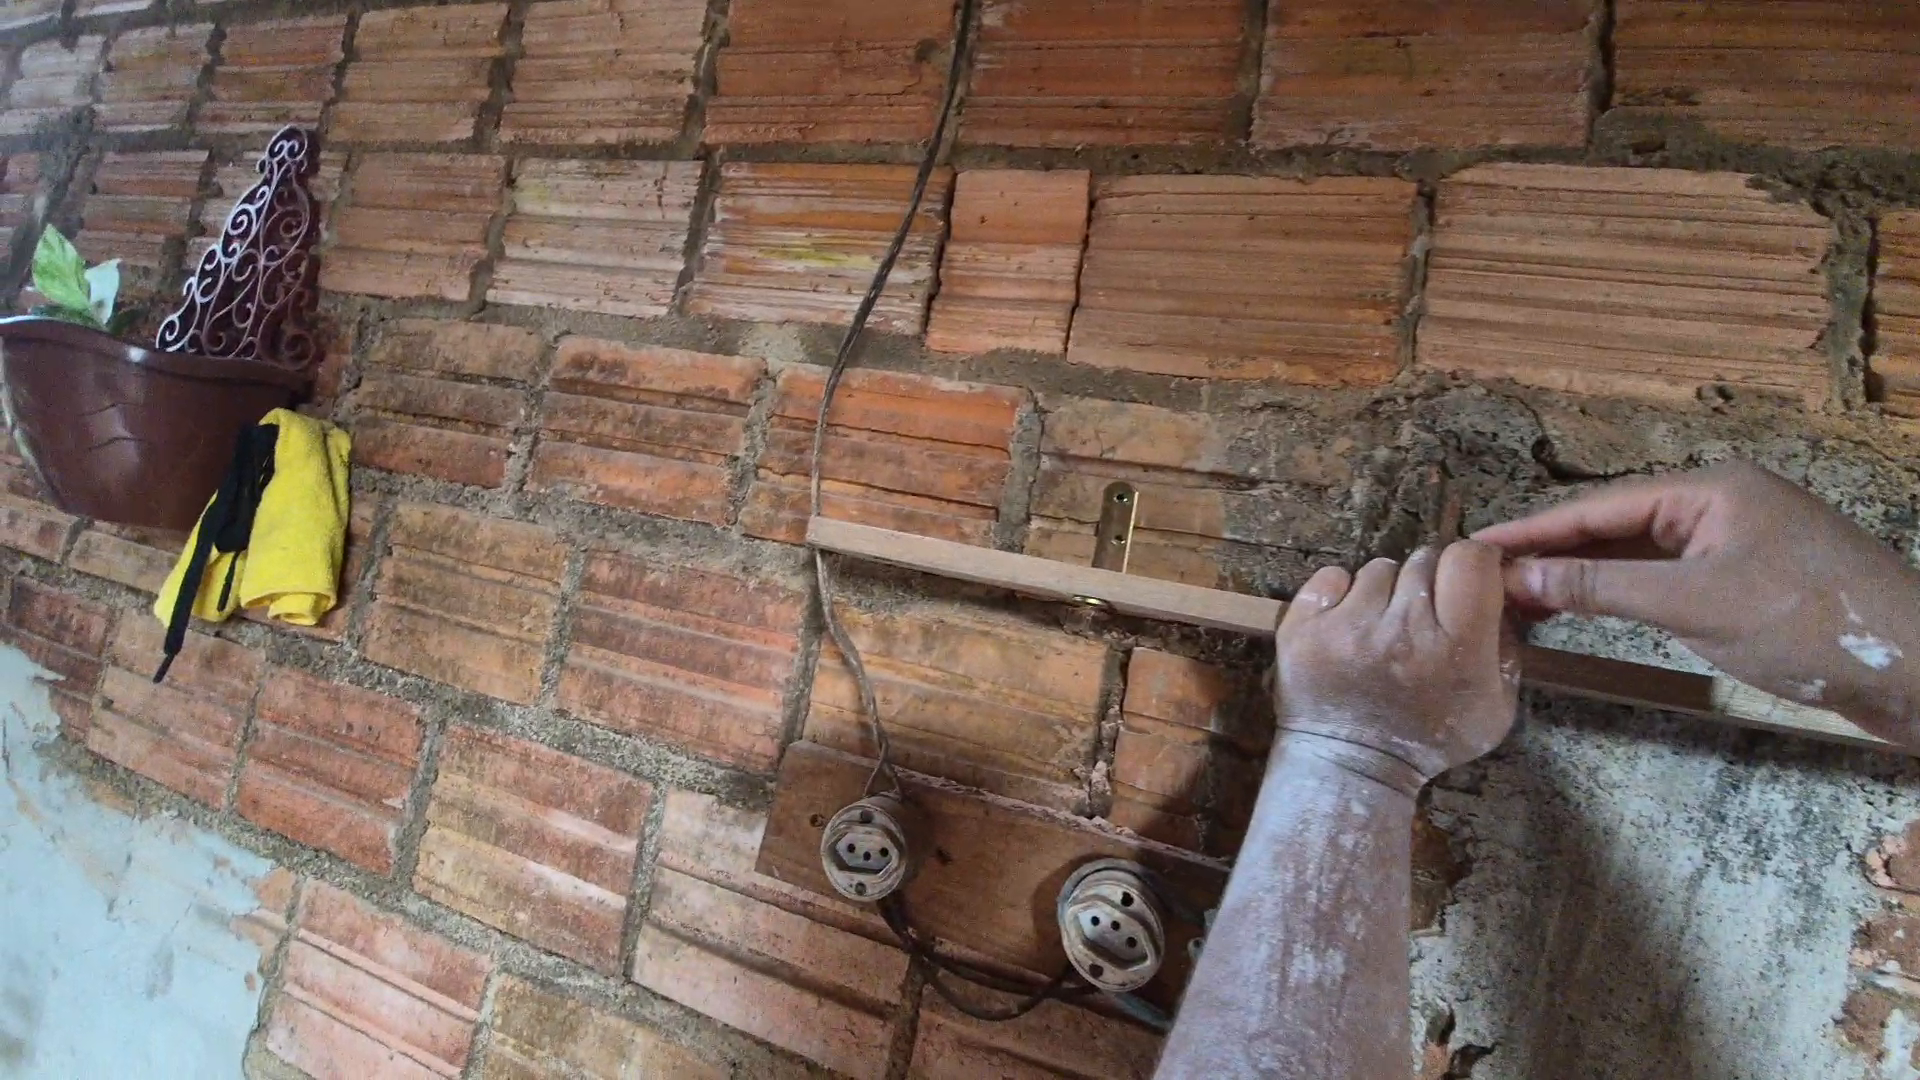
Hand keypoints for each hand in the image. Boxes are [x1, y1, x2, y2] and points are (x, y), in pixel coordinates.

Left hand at [1274, 541, 1520, 788]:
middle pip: (1421, 561)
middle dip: (1427, 581)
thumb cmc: (1428, 735)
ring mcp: (1345, 625)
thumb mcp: (1494, 704)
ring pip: (1376, 569)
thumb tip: (1502, 587)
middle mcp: (1399, 628)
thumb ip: (1506, 643)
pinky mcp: (1302, 625)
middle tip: (1418, 615)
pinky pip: (1331, 577)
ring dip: (1383, 590)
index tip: (1465, 578)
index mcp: (1454, 645)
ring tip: (1379, 625)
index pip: (1468, 559)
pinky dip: (1340, 591)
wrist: (1350, 760)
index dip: (1471, 561)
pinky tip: (1346, 621)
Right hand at [1473, 461, 1919, 737]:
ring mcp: (1724, 540)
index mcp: (1708, 491)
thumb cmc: (1809, 626)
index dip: (1530, 530)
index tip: (1473, 546)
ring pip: (1625, 552)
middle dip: (1546, 552)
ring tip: (1512, 594)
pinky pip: (1651, 574)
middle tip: (1483, 575)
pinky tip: (1568, 605)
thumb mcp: (1691, 603)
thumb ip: (1597, 586)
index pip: (1595, 508)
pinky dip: (1607, 590)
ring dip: (1571, 574)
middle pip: (1606, 526)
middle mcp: (1712, 505)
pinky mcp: (1733, 575)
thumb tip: (1514, 577)